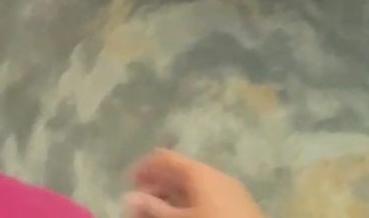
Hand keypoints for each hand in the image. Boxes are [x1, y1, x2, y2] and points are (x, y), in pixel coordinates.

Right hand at [124, 149, 262, 217]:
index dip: (144, 167)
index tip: (129, 183)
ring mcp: (230, 189)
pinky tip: (186, 217)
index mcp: (198, 171)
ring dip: (173, 198)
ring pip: (193, 187)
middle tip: (142, 206)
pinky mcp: (241, 207)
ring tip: (161, 215)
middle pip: (178, 172)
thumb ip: (153, 209)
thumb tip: (126, 196)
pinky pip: (208, 198)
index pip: (163, 157)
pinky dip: (191, 205)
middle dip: (157, 187)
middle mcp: (214, 173)